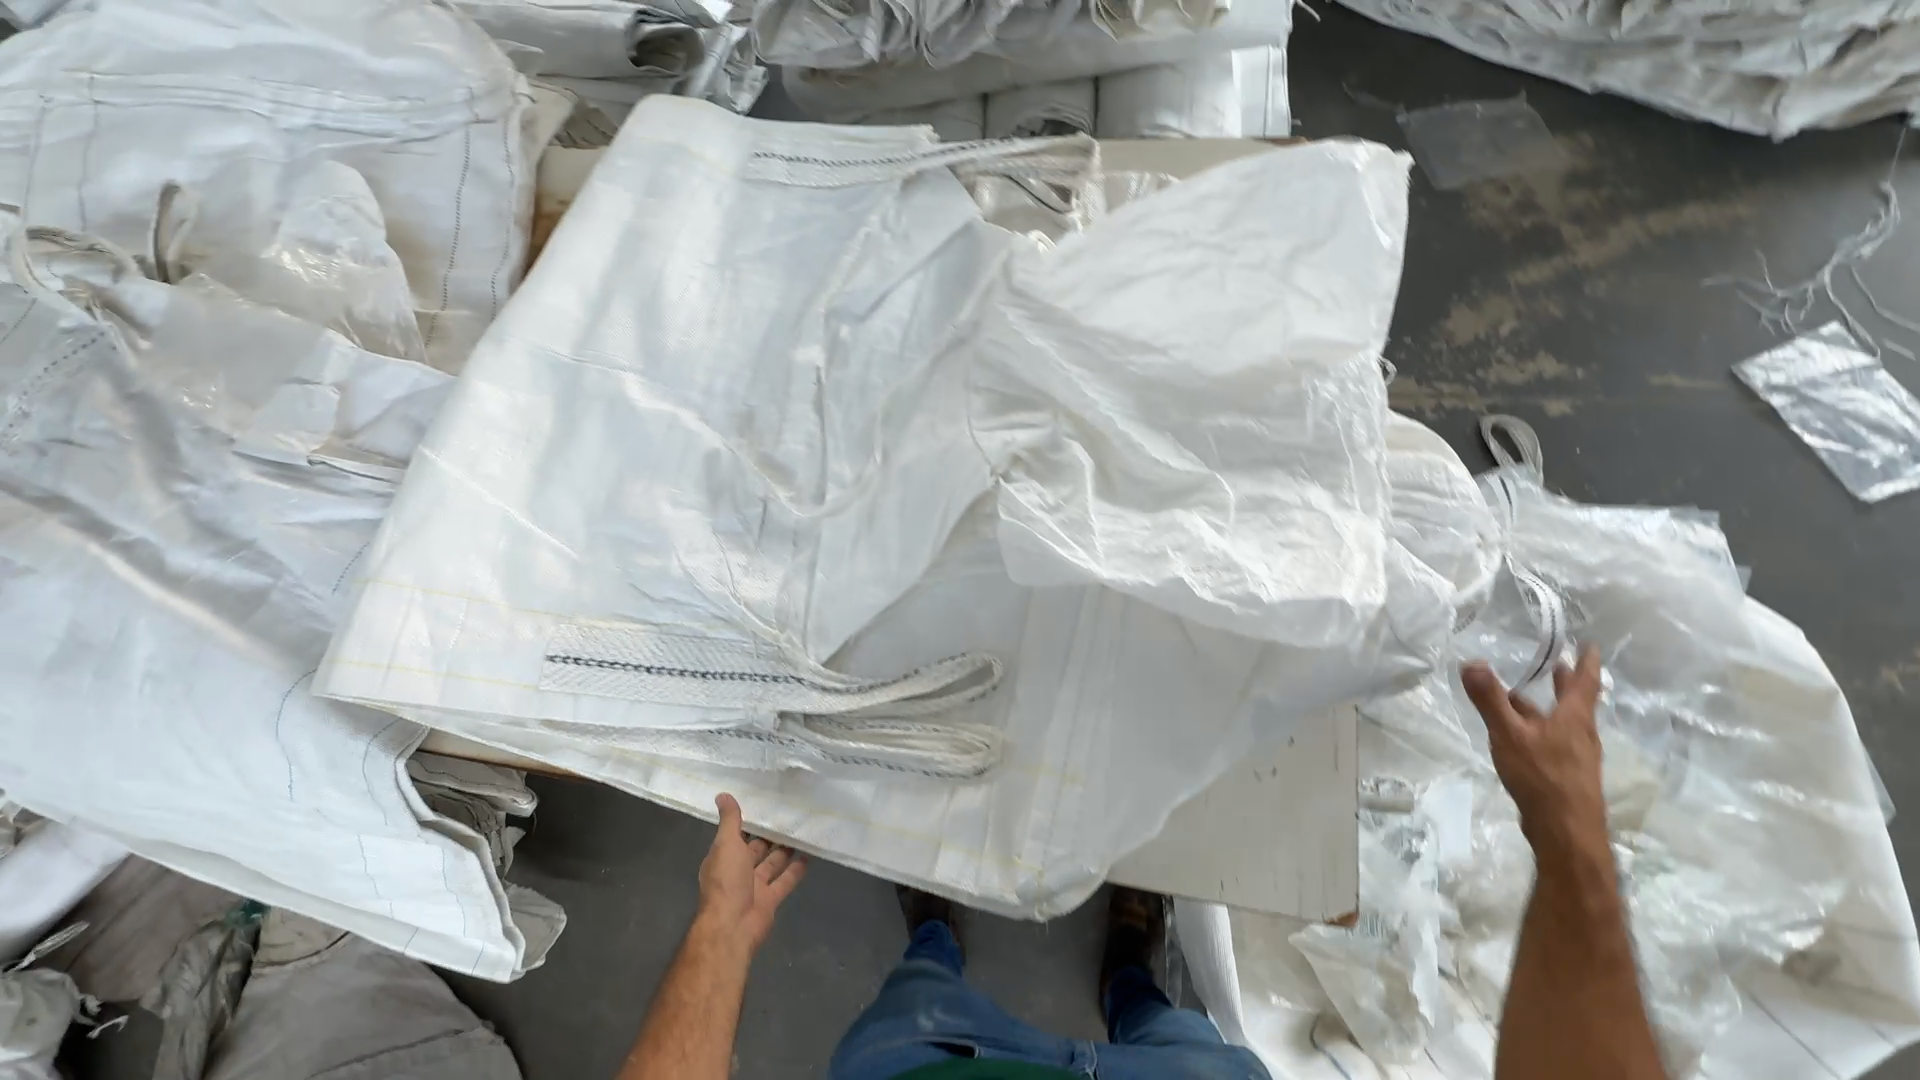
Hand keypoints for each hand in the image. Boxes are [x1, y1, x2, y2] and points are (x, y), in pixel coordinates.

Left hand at [694, 794, 806, 953]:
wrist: (732, 926)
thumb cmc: (726, 881)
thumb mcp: (726, 844)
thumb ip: (730, 821)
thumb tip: (722, 794)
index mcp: (723, 857)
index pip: (737, 835)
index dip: (750, 822)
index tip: (766, 804)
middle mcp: (738, 871)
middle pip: (757, 849)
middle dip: (771, 835)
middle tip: (791, 814)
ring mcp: (755, 887)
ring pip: (773, 863)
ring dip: (786, 849)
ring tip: (803, 829)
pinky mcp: (771, 899)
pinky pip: (785, 880)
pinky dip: (796, 869)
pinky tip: (810, 854)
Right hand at [1460, 646, 1608, 869]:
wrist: (1566, 830)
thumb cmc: (1542, 775)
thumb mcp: (1509, 734)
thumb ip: (1489, 700)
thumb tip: (1472, 662)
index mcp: (1573, 718)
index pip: (1584, 682)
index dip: (1587, 661)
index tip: (1591, 644)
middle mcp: (1580, 733)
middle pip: (1576, 702)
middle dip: (1567, 682)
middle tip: (1560, 664)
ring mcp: (1575, 755)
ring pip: (1562, 722)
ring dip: (1549, 706)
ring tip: (1527, 695)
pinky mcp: (1565, 773)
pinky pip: (1553, 740)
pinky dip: (1540, 728)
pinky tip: (1521, 735)